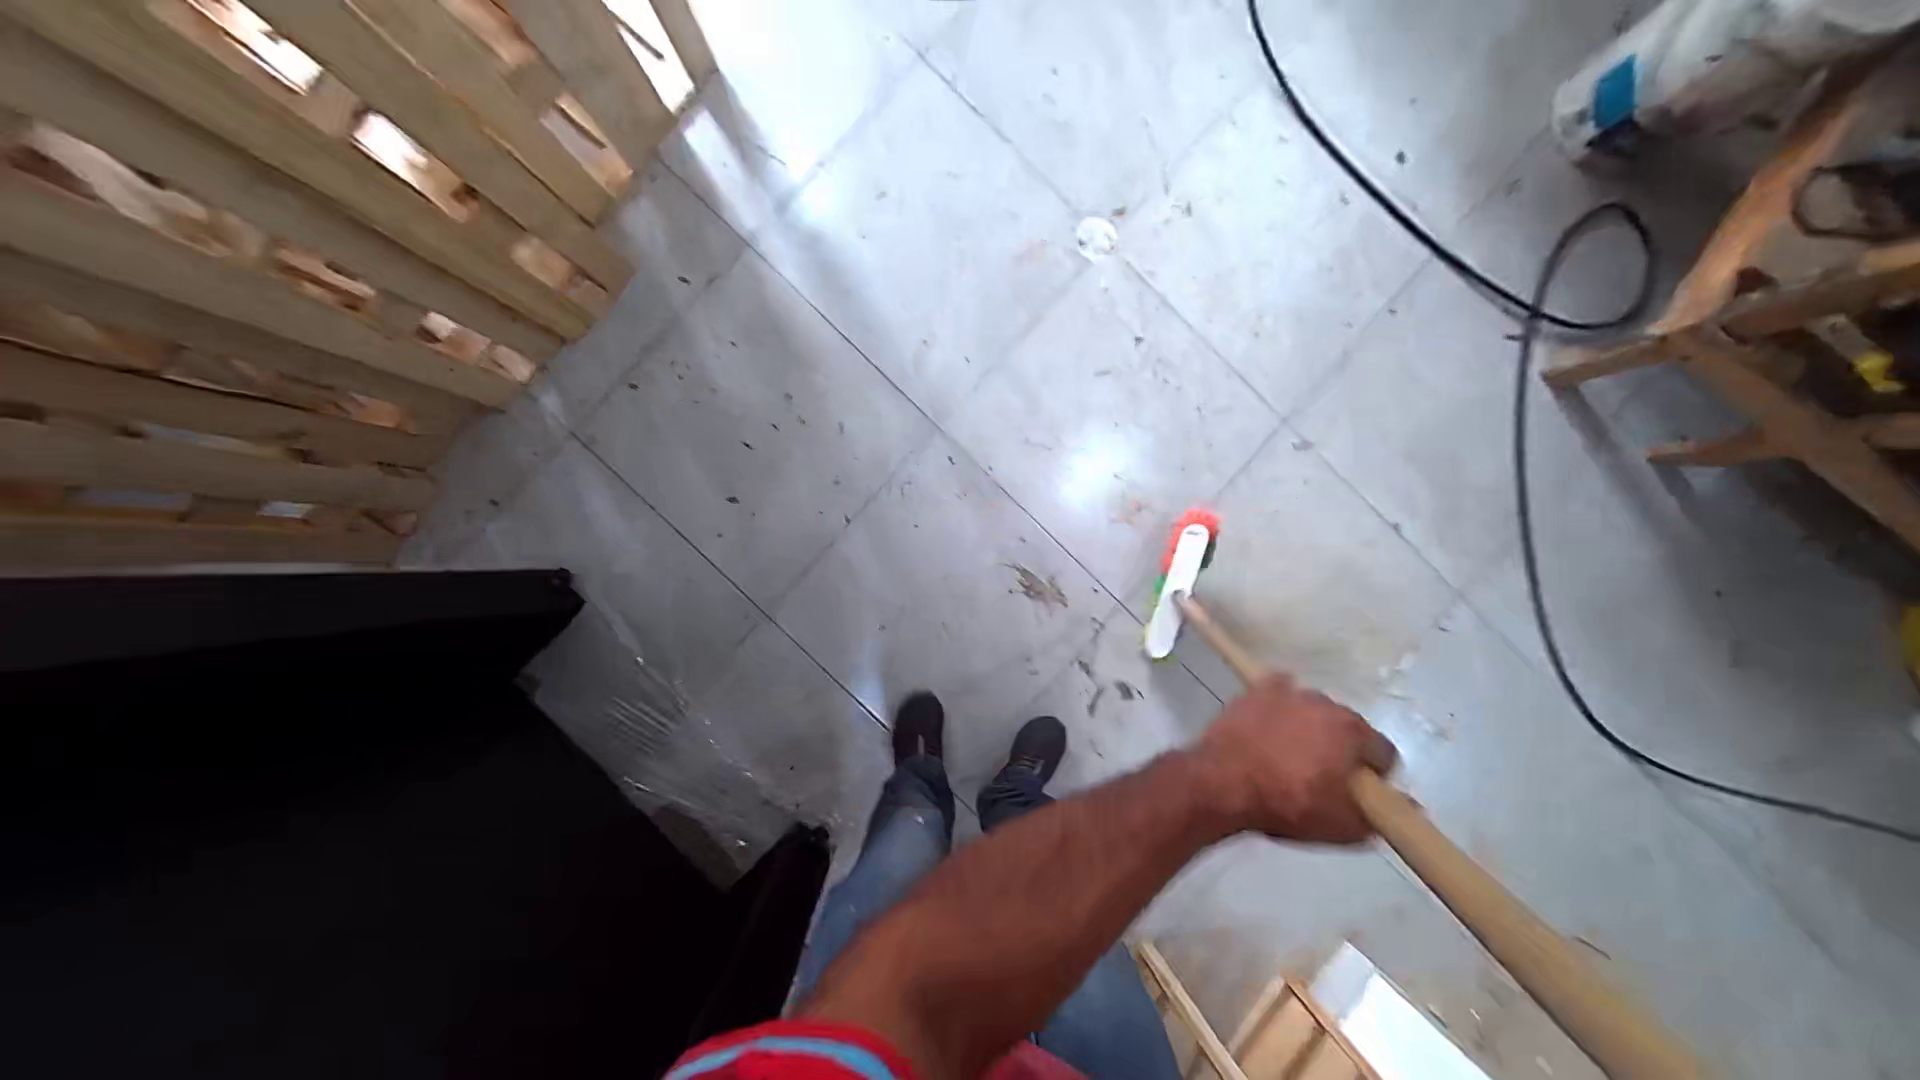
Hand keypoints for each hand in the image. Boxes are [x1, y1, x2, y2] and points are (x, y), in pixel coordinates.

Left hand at [1194, 675, 1397, 843]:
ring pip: (1311, 711)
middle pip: (1346, 728)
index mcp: (1353, 731)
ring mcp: (1286, 693)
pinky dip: (1279, 706)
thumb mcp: (1344, 826)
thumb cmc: (1288, 804)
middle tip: (1320, 777)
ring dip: (1308, 728)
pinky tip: (1270, 723)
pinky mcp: (1253, 692)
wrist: (1222, 782)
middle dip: (1340, 749)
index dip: (1375, 776)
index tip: (1358, 794)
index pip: (1383, 752)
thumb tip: (1412, 806)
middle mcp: (1324, 703)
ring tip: (1288, 755)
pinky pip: (1277, 693)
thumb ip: (1381, 816)